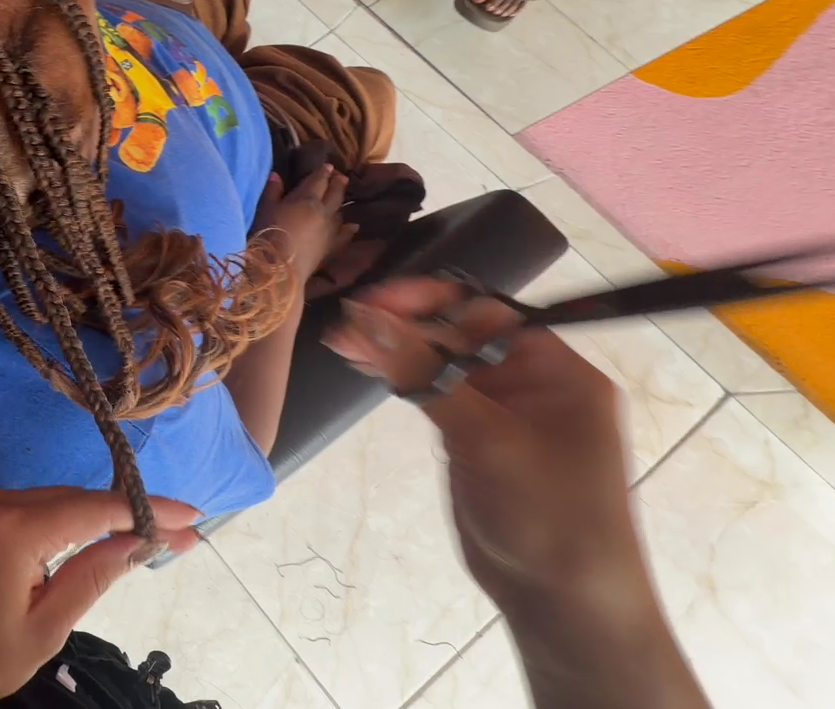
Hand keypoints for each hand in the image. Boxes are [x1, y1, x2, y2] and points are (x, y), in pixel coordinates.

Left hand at [0, 487, 199, 708]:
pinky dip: (67, 520)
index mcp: (14, 527)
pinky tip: (96, 536)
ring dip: (99, 516)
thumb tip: (138, 541)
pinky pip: (32, 507)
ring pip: (55, 500)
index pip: (95, 508)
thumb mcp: (45, 627)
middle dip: (129, 512)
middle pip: (76, 498)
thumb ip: (93, 575)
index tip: (194, 517)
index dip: (147, 509)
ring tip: (150, 537)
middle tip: (183, 534)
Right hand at [255, 164, 352, 276]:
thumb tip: (276, 175)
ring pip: (340, 212)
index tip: (328, 166)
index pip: (318, 181)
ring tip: (341, 198)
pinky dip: (349, 228)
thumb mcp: (265, 209)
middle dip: (337, 183)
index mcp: (306, 199)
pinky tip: (353, 226)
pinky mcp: (331, 247)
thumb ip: (272, 191)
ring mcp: (330, 230)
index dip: (323, 172)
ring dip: (341, 203)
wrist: (280, 266)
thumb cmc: (268, 233)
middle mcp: (324, 211)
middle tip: (341, 176)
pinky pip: (344, 235)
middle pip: (335, 194)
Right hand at [321, 279, 644, 608]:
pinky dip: (393, 373)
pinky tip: (358, 362)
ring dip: (389, 346)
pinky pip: (427, 386)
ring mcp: (498, 406)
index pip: (485, 311)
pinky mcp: (470, 430)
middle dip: (399, 324)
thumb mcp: (482, 436)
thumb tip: (363, 314)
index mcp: (557, 370)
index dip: (428, 299)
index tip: (373, 300)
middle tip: (343, 323)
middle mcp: (530, 380)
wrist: (562, 601)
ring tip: (337, 340)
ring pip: (434, 358)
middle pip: (455, 332)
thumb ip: (421, 371)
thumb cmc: (545, 513)